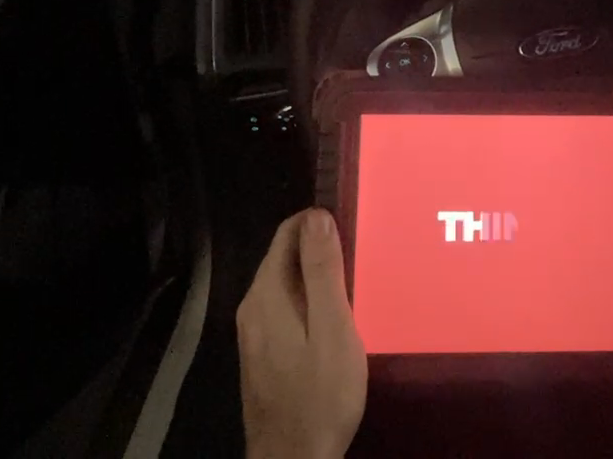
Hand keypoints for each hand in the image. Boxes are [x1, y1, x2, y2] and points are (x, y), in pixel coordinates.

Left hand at [237, 208, 366, 458]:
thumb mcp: (332, 329)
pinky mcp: (262, 353)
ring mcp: (254, 332)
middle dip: (320, 247)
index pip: (287, 233)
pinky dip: (309, 299)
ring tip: (354, 282)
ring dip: (317, 274)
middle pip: (284, 256)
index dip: (318, 222)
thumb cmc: (320, 395)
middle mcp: (252, 307)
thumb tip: (317, 217)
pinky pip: (285, 307)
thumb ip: (322, 271)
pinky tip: (335, 317)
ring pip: (286, 282)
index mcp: (266, 295)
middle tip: (361, 255)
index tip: (353, 224)